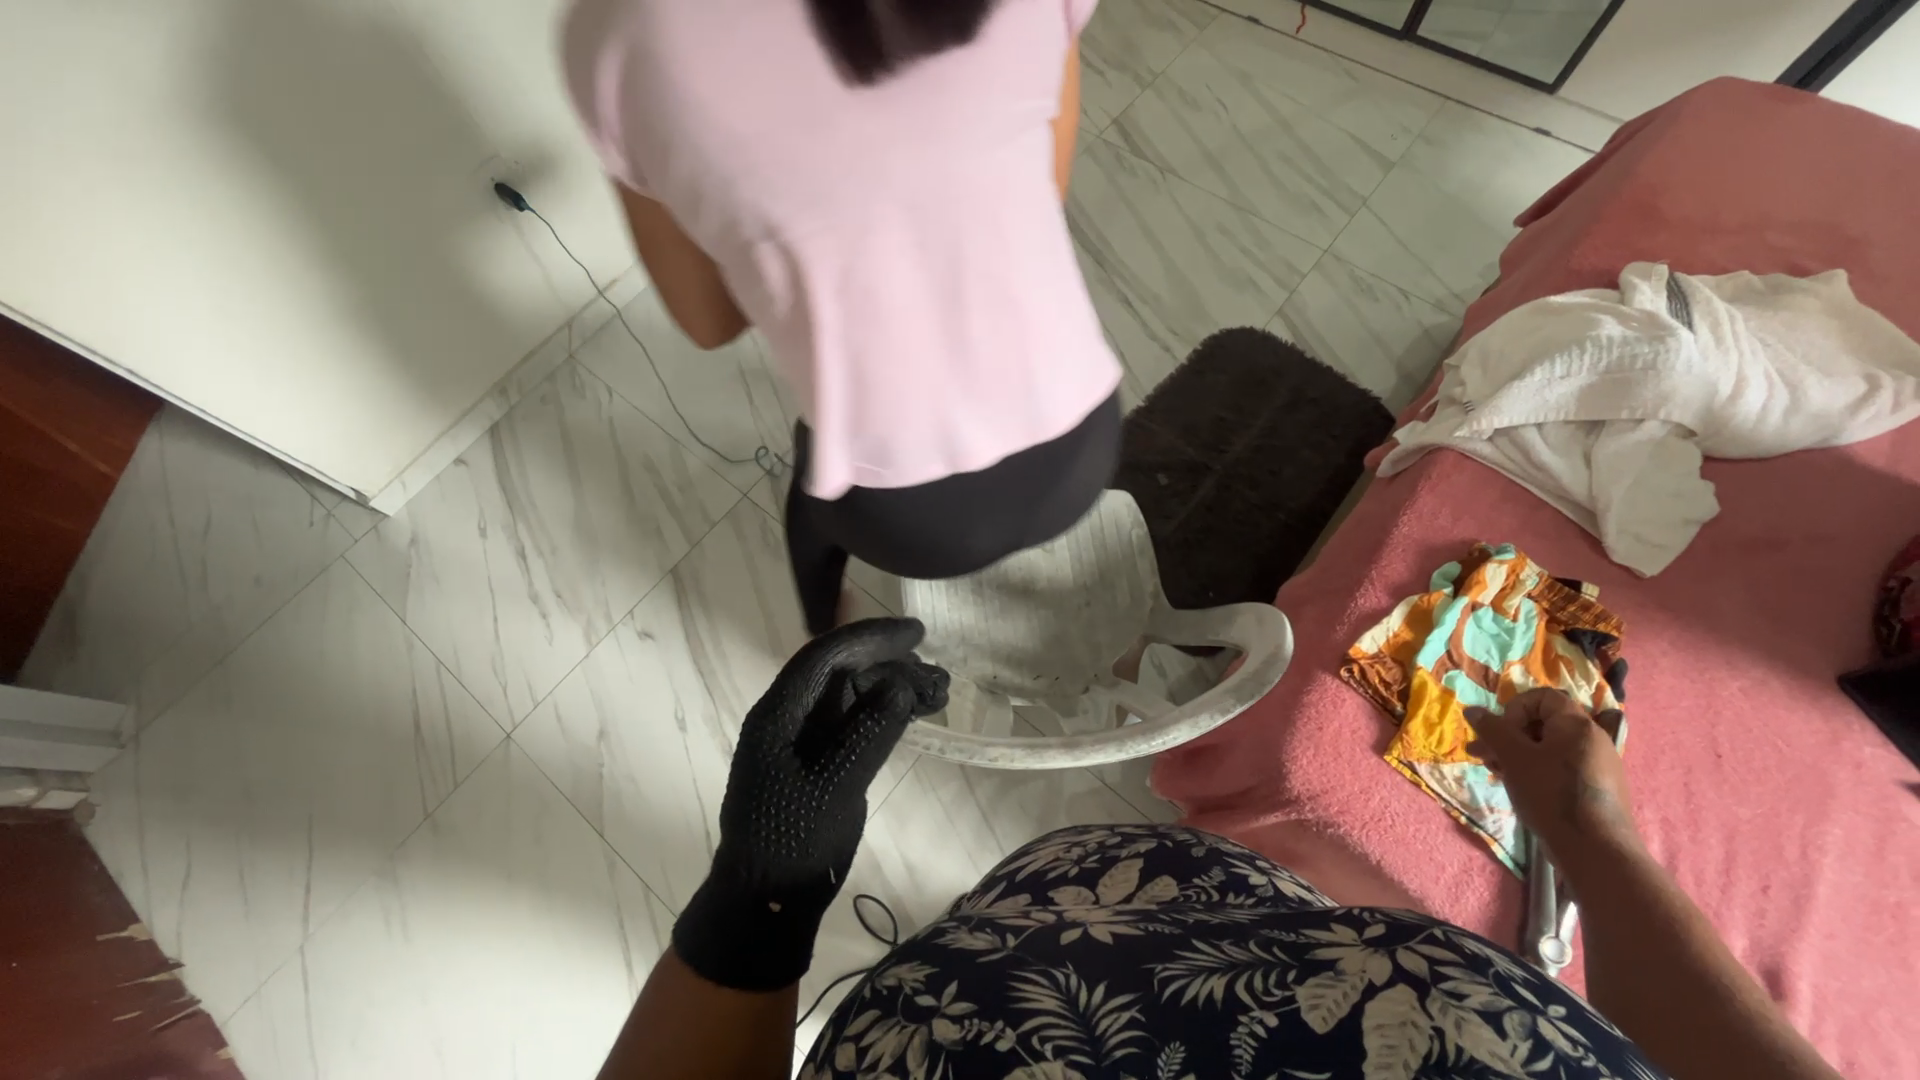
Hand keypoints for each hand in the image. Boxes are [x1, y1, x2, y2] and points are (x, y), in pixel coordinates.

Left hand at [672, 618, 947, 990]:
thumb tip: (902, 684)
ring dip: (897, 687)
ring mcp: (809, 736)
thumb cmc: (792, 841)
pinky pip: (860, 718)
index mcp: (778, 714)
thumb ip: (868, 732)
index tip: (916, 633)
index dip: (871, 637)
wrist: (770, 897)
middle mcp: (792, 716)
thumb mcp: (834, 786)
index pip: (825, 657)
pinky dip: (891, 711)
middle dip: (892, 665)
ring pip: (857, 693)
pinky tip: (922, 711)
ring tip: (941, 693)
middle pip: (845, 671)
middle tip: (939, 674)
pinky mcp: (826, 756)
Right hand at [1466, 688, 1641, 866]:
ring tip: (1495, 771)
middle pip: (1542, 723)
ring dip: (1516, 754)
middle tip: (1484, 754)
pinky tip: (1518, 786)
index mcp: (1577, 726)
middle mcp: (1592, 740)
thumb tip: (1474, 710)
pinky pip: (1559, 766)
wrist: (1596, 850)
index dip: (1515, 708)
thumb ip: (1492, 730)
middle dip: (1508, 735)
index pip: (1543, 697)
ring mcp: (1596, 765)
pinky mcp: (1594, 788)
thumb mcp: (1513, 757)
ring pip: (1548, 747)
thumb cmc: (1551, 794)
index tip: (1502, 732)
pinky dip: (1535, 770)